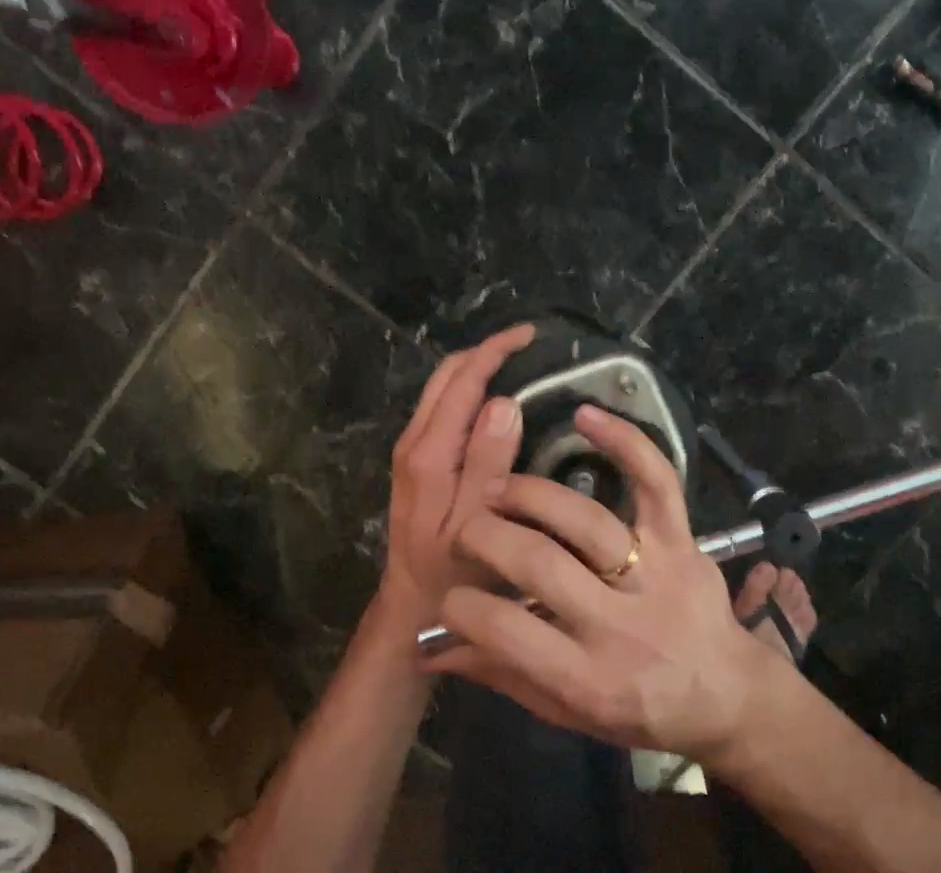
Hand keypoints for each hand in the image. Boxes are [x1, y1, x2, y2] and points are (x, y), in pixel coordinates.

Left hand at [380, 324, 535, 625]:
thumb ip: (487, 463)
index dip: (495, 350)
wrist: (410, 606)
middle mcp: (413, 442)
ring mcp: (410, 451)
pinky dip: (467, 390)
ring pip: (440, 388)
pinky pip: (441, 407)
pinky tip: (496, 398)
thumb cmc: (453, 573)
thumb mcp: (477, 524)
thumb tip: (503, 402)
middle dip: (485, 351)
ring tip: (517, 363)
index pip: (462, 381)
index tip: (530, 335)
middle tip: (528, 345)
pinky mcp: (415, 462)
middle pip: (446, 375)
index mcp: (429, 452)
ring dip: (475, 368)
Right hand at [425, 405, 778, 762]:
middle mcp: (623, 625)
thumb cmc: (640, 711)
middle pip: (541, 564)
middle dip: (487, 537)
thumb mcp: (568, 711)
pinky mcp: (683, 540)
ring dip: (531, 495)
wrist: (727, 696)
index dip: (464, 606)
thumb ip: (502, 674)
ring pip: (587, 520)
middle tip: (465, 529)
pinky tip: (585, 414)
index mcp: (589, 678)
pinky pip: (658, 483)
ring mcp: (658, 574)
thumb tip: (431, 647)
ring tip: (497, 488)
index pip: (508, 632)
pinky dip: (626, 442)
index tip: (448, 592)